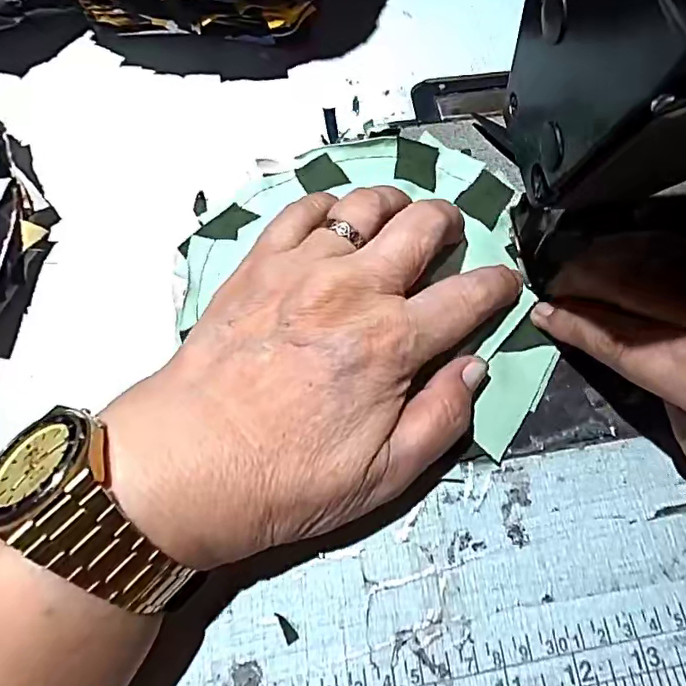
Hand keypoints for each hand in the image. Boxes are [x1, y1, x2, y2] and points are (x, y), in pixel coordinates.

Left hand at [101, 186, 520, 569]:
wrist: (178, 470)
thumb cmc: (284, 480)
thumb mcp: (385, 475)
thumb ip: (443, 417)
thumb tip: (474, 366)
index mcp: (393, 343)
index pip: (470, 295)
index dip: (500, 284)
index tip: (507, 283)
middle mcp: (355, 290)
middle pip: (424, 225)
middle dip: (451, 223)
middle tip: (452, 238)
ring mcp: (303, 269)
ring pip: (367, 204)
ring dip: (397, 205)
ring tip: (400, 222)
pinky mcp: (259, 264)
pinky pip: (304, 210)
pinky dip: (331, 207)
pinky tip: (336, 227)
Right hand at [530, 234, 685, 573]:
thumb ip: (670, 398)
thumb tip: (634, 354)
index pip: (624, 334)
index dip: (575, 320)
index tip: (539, 308)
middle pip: (642, 277)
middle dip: (587, 272)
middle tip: (551, 278)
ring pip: (671, 256)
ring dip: (618, 253)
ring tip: (582, 263)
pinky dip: (658, 255)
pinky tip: (638, 260)